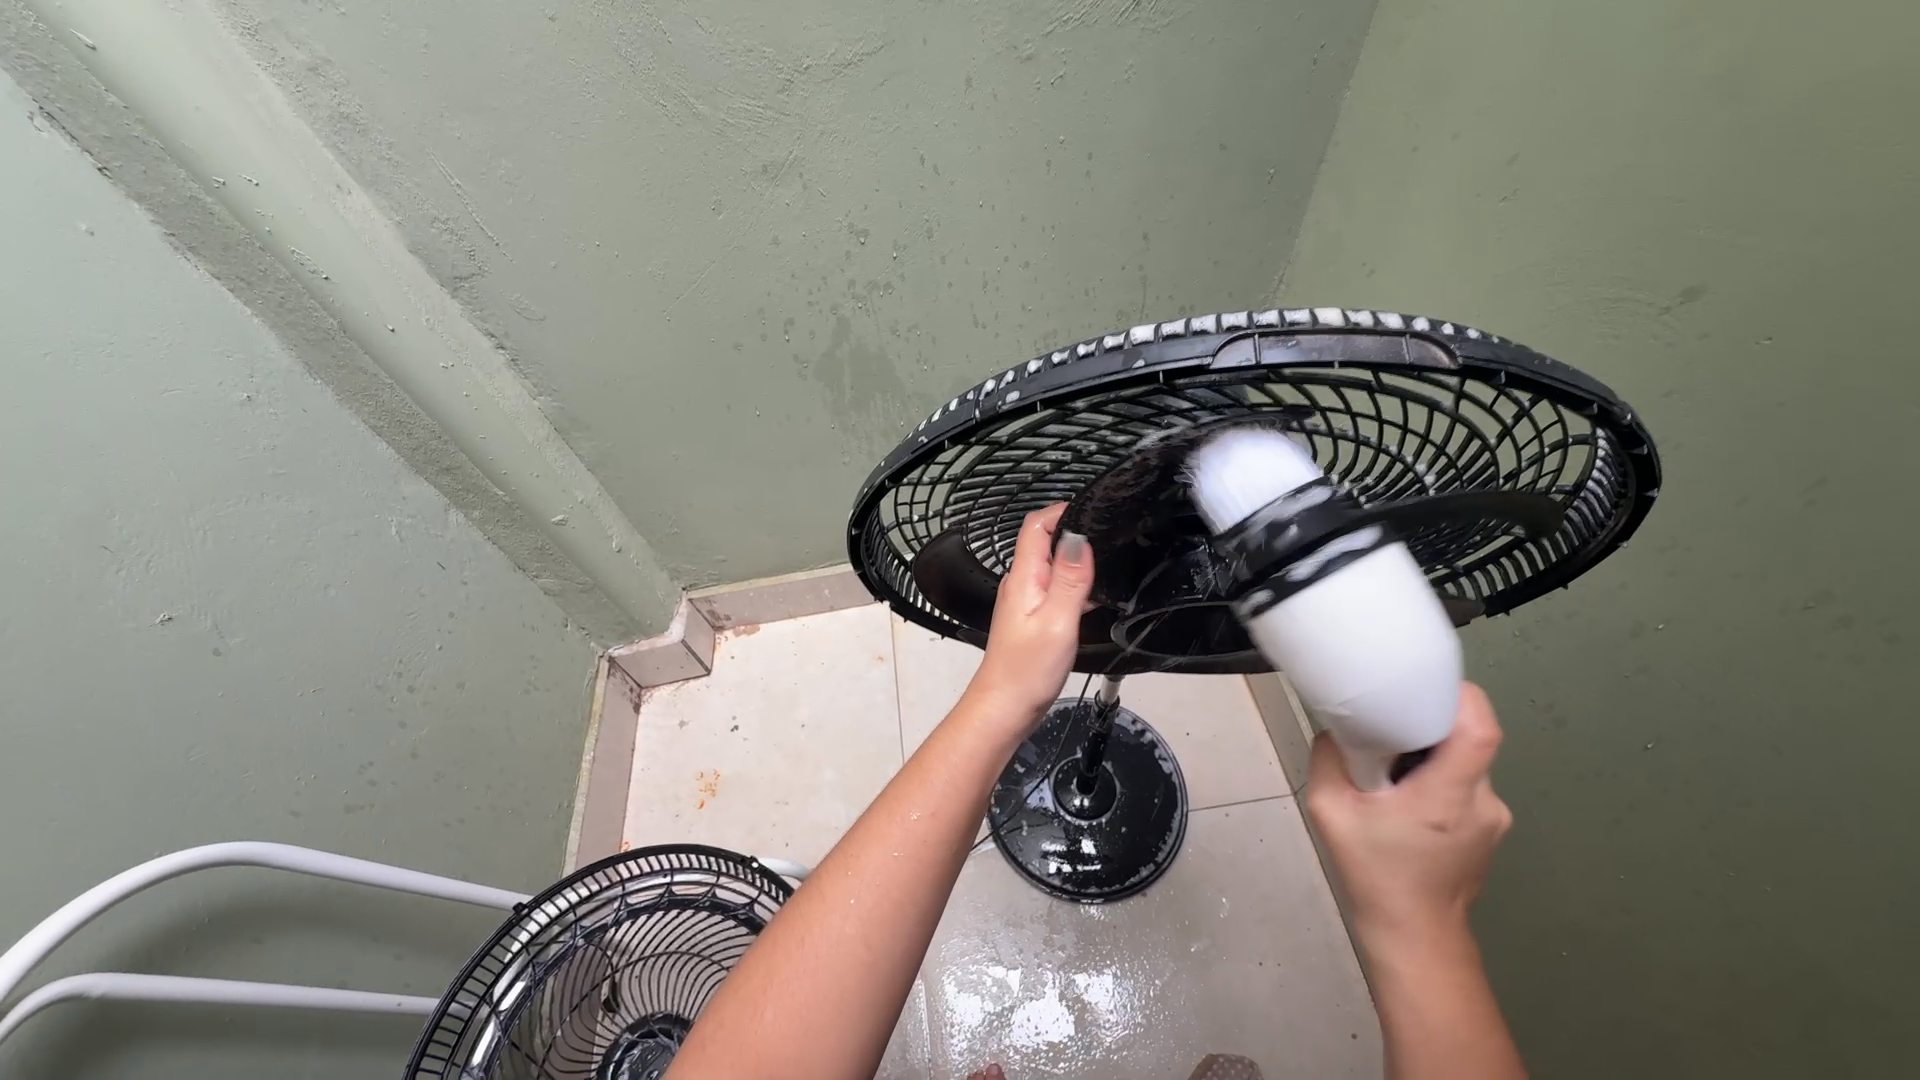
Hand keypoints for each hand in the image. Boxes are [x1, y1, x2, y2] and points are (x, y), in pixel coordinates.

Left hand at [960, 504, 1094, 732]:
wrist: (1005, 708)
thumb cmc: (1026, 670)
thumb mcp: (1057, 621)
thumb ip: (1070, 579)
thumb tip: (1079, 538)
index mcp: (1024, 578)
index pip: (1036, 525)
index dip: (1062, 510)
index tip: (1093, 510)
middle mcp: (1021, 584)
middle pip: (1045, 542)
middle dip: (1075, 532)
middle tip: (1109, 535)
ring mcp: (1026, 601)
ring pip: (1053, 567)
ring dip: (1077, 562)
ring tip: (1109, 566)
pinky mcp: (1033, 619)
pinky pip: (1055, 590)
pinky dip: (1076, 587)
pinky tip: (1095, 600)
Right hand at [1304, 682, 1513, 949]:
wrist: (1412, 932)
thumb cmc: (1373, 872)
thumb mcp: (1328, 810)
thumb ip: (1329, 758)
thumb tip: (1338, 730)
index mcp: (1448, 796)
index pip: (1479, 729)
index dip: (1459, 696)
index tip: (1424, 682)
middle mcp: (1483, 801)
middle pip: (1469, 738)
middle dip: (1429, 721)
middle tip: (1388, 721)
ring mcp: (1493, 815)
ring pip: (1466, 759)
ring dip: (1431, 751)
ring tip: (1391, 763)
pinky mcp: (1489, 826)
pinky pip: (1466, 780)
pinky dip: (1437, 774)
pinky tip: (1405, 792)